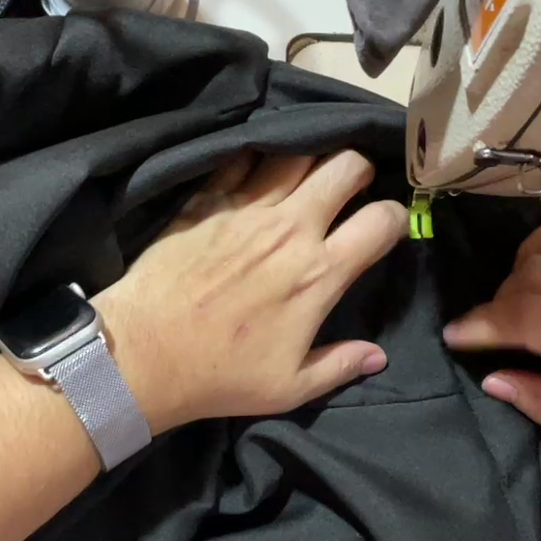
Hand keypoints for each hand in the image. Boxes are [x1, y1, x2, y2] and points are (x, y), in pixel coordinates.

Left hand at [96, 151, 407, 432]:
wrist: (144, 355)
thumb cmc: (221, 377)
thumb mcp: (290, 388)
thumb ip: (340, 366)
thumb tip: (378, 356)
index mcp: (318, 275)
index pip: (381, 221)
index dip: (395, 216)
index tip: (386, 226)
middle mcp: (289, 230)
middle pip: (345, 166)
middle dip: (359, 169)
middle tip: (350, 187)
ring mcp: (245, 209)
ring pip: (295, 152)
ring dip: (311, 157)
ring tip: (307, 174)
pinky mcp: (205, 201)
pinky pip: (241, 158)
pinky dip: (257, 157)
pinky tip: (258, 168)